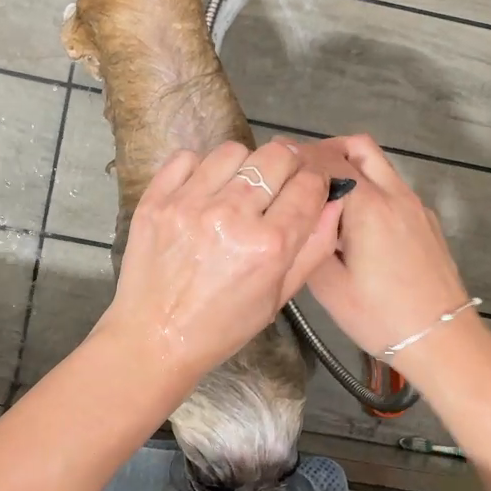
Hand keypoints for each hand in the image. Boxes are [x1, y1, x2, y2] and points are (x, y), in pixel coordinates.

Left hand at [95, 138, 342, 383]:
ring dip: (244, 165)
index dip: (315, 182)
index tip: (308, 188)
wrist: (154, 339)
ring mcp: (189, 204)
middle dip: (286, 166)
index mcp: (268, 245)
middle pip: (276, 156)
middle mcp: (231, 215)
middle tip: (277, 185)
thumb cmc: (221, 327)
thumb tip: (336, 200)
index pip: (308, 185)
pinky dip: (200, 168)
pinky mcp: (156, 200)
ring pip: (233, 151)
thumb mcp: (279, 297)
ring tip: (237, 190)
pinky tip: (203, 191)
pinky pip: (187, 158)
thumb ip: (314, 247)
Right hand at [303, 135, 475, 369]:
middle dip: (327, 151)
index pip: (329, 160)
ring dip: (350, 169)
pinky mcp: (426, 222)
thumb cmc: (379, 316)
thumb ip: (310, 241)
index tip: (278, 166)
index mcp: (369, 207)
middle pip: (360, 147)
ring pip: (380, 166)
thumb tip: (298, 216)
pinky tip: (354, 225)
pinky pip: (393, 189)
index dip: (300, 158)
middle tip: (302, 175)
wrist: (440, 340)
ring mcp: (415, 207)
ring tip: (325, 200)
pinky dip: (370, 189)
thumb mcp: (328, 286)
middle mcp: (395, 196)